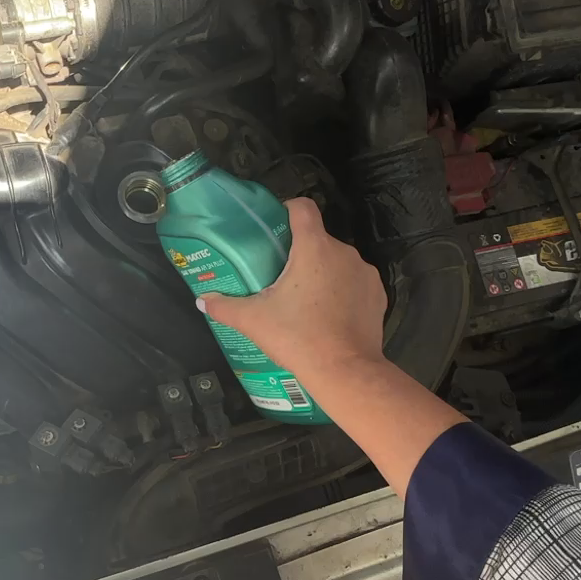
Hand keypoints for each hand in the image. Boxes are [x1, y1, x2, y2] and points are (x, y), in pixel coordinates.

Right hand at [200, 197, 461, 491]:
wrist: (345, 371)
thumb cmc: (297, 337)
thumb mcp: (253, 321)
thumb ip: (225, 307)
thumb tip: (203, 301)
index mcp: (314, 248)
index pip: (303, 208)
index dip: (286, 210)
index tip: (273, 226)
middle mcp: (344, 253)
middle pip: (318, 239)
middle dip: (299, 252)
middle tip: (279, 274)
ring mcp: (365, 273)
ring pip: (337, 262)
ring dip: (321, 272)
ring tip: (303, 298)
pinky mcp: (377, 295)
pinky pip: (354, 283)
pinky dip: (342, 292)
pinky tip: (327, 314)